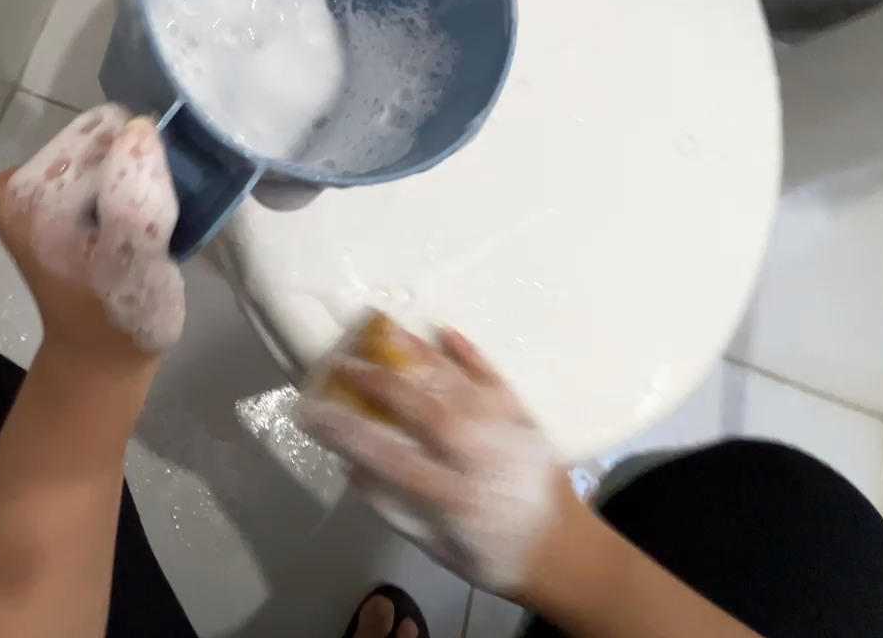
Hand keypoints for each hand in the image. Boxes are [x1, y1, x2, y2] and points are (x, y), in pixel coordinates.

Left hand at [0, 104, 184, 361]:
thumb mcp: (139, 265)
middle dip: (134, 166)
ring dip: (129, 174)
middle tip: (145, 223)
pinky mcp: (35, 193)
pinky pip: (92, 159)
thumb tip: (139, 130)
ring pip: (99, 143)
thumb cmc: (125, 316)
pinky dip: (116, 178)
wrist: (98, 352)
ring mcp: (23, 186)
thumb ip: (137, 202)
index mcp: (29, 195)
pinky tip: (120, 217)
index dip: (145, 164)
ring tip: (135, 223)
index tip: (153, 211)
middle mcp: (17, 181)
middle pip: (99, 134)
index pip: (108, 135)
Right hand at [301, 326, 580, 597]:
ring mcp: (503, 429)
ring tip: (383, 329)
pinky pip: (492, 376)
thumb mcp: (438, 548)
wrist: (567, 552)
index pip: (390, 458)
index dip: (348, 433)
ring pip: (455, 384)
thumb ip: (394, 508)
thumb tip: (352, 467)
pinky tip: (443, 331)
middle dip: (379, 383)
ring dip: (417, 355)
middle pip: (423, 409)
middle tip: (343, 361)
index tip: (315, 412)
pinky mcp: (522, 414)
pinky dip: (469, 352)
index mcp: (454, 497)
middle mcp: (477, 458)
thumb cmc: (492, 553)